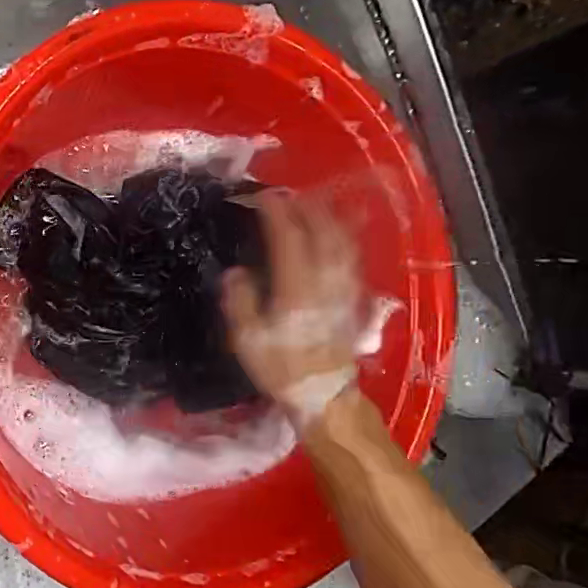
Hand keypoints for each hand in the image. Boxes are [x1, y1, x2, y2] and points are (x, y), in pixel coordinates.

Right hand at [222, 193, 364, 425]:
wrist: (325, 393)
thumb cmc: (281, 368)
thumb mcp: (248, 340)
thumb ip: (240, 303)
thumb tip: (234, 272)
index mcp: (295, 288)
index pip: (288, 239)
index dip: (276, 214)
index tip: (263, 196)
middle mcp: (324, 281)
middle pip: (320, 232)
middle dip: (304, 207)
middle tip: (286, 193)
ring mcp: (343, 288)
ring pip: (341, 241)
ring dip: (327, 216)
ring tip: (313, 202)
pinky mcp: (352, 297)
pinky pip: (350, 257)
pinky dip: (344, 236)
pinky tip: (338, 231)